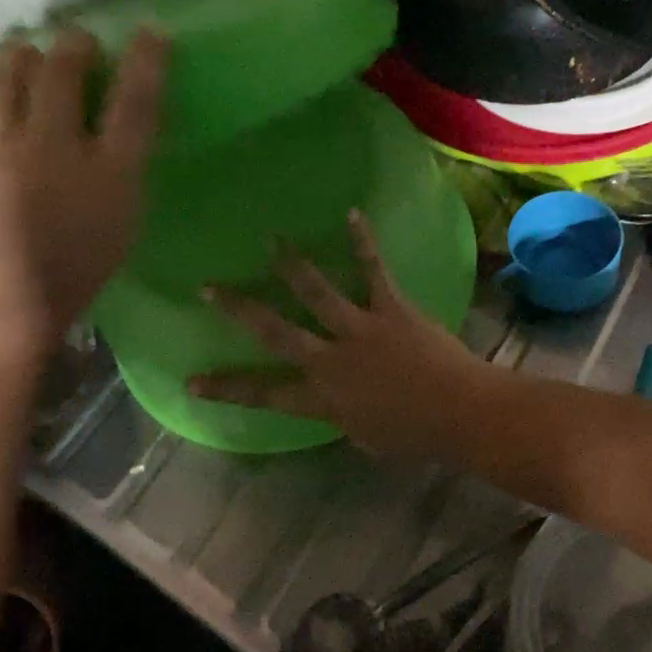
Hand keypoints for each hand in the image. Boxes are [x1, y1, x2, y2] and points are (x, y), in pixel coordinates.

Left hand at [0, 30, 168, 365]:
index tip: (153, 32)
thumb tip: (107, 126)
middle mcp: (47, 148)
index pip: (135, 100)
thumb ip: (118, 171)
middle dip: (74, 45)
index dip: (148, 60)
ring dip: (15, 59)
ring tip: (18, 61)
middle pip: (61, 71)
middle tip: (75, 42)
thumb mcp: (115, 228)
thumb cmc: (63, 281)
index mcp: (104, 174)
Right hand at [192, 212, 493, 454]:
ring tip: (271, 241)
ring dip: (291, 266)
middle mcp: (331, 360)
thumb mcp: (367, 437)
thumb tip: (339, 401)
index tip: (191, 380)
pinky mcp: (390, 308)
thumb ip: (344, 416)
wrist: (460, 413)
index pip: (264, 394)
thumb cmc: (416, 436)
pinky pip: (373, 270)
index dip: (226, 388)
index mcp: (323, 399)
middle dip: (240, 310)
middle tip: (210, 287)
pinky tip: (353, 214)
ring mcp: (360, 330)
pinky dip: (362, 242)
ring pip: (315, 293)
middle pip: (276, 333)